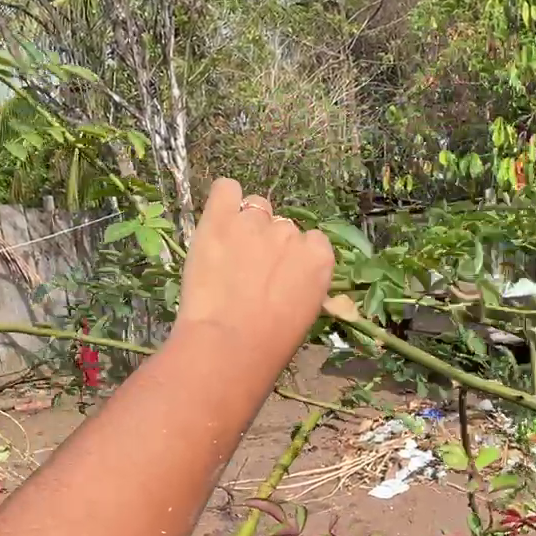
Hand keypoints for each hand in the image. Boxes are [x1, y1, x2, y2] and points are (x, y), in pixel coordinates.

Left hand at [174, 179, 333, 369]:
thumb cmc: (270, 344)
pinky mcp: (220, 218)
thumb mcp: (304, 314)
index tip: (280, 276)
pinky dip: (223, 201)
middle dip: (268, 243)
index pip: (312, 241)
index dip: (293, 258)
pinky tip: (217, 222)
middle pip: (282, 226)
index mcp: (318, 257)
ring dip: (246, 225)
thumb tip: (289, 277)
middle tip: (250, 273)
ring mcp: (255, 222)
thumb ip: (302, 283)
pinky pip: (226, 190)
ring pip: (255, 208)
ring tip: (230, 254)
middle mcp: (290, 233)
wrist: (229, 346)